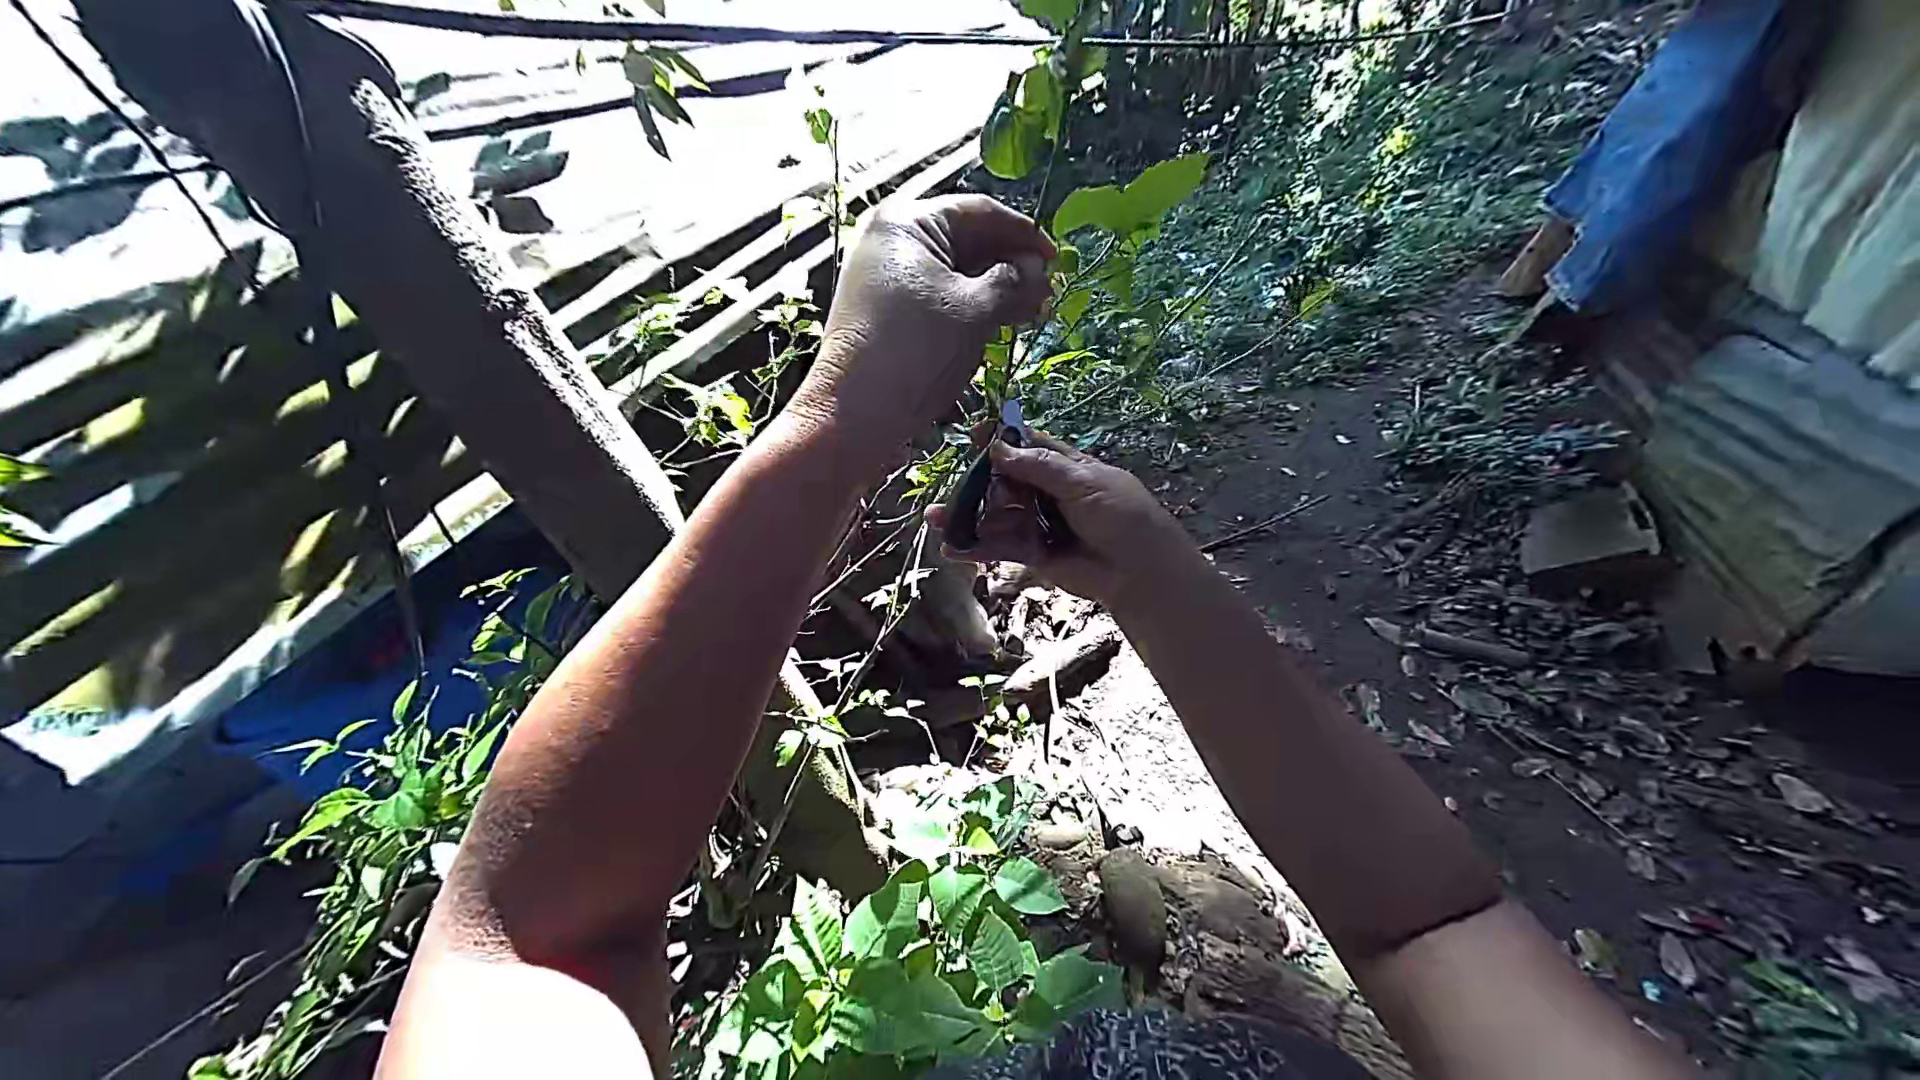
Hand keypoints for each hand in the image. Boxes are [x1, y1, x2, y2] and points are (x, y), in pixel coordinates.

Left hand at [783, 195, 1054, 481]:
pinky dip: (971, 309)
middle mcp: (893, 240)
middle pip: (967, 242)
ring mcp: (887, 277)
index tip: (1056, 258)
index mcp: (908, 221)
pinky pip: (939, 298)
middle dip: (1011, 266)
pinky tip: (1000, 324)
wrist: (857, 412)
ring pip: (955, 274)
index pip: (979, 213)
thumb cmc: (917, 350)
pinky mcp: (888, 311)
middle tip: (1046, 293)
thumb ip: (1013, 283)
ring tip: (1031, 314)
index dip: (1023, 234)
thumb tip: (1039, 270)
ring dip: (995, 291)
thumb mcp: (974, 312)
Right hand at [928, 437, 1198, 608]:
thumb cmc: (1121, 516)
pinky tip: (950, 547)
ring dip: (966, 515)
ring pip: (995, 513)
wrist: (1139, 571)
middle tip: (959, 485)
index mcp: (1065, 466)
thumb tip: (997, 448)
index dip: (1001, 438)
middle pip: (1003, 480)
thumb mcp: (1084, 482)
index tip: (973, 432)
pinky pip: (998, 546)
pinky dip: (975, 547)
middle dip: (977, 481)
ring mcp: (1036, 522)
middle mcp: (1046, 492)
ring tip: (935, 518)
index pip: (1027, 444)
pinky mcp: (1031, 552)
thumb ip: (1040, 466)